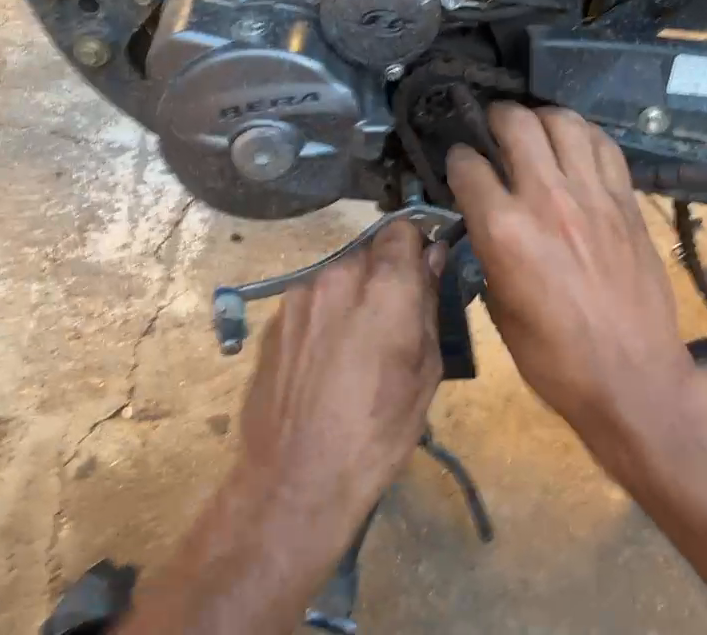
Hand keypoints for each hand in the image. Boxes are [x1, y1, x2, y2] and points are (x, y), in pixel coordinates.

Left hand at [237, 220, 442, 526]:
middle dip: (384, 277)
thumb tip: (432, 261)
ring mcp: (299, 295)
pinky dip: (324, 318)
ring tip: (356, 348)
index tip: (422, 274)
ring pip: (337, 277)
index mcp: (384, 284)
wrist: (296, 477)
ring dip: (351, 297)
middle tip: (393, 321)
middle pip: (369, 254)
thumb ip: (428, 304)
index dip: (415, 248)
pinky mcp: (274, 320)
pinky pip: (311, 303)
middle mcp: (338, 275)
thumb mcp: (425, 371)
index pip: (402, 229)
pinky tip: (325, 363)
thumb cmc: (378, 430)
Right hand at [445, 105, 695, 438]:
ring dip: (541, 117)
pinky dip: (584, 135)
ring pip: (564, 121)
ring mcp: (592, 195)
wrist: (631, 376)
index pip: (468, 167)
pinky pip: (604, 146)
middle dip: (495, 117)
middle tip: (492, 127)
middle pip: (516, 123)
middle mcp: (546, 199)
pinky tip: (575, 145)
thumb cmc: (554, 357)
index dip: (457, 159)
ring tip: (534, 129)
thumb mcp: (499, 310)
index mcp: (504, 231)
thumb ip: (488, 253)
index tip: (459, 162)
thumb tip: (485, 224)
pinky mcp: (626, 201)